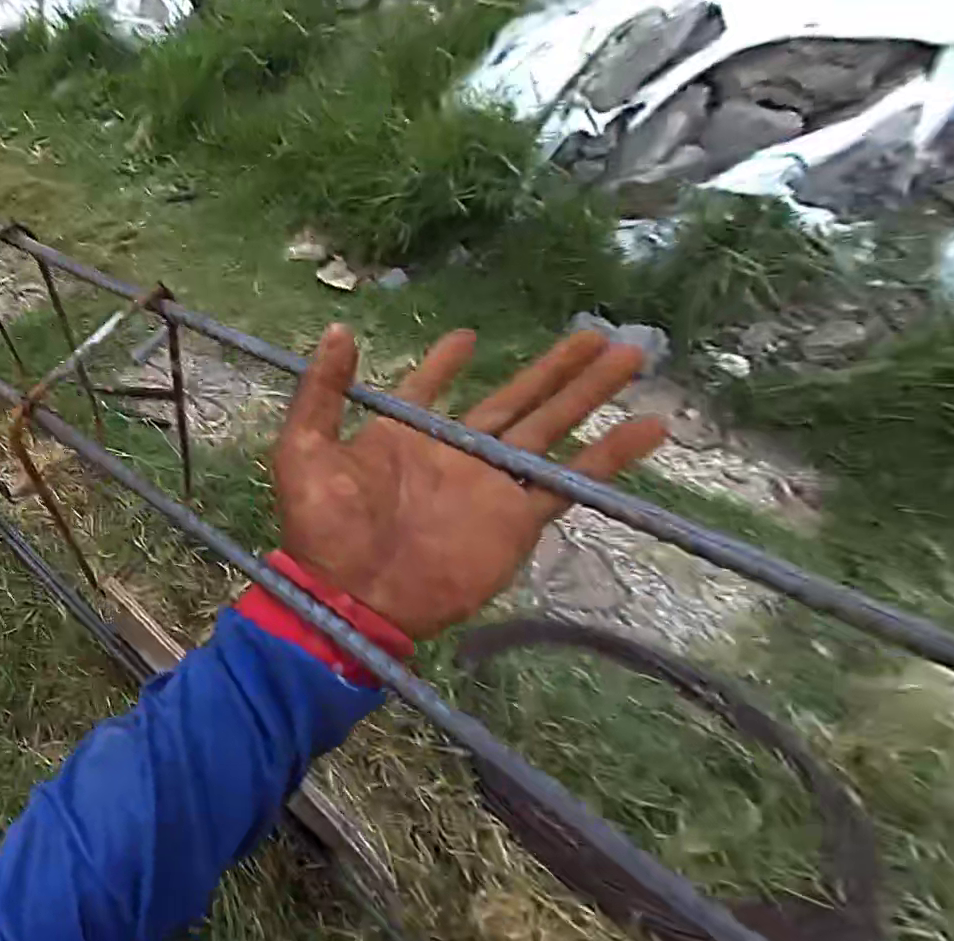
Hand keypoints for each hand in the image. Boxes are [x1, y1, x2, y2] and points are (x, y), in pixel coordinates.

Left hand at [273, 325, 667, 639]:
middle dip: (548, 369)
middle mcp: (448, 456)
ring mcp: (485, 487)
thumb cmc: (321, 524)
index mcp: (398, 437)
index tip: (465, 338)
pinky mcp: (514, 520)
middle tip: (591, 333)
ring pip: (547, 429)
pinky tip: (650, 425)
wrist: (351, 597)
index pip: (426, 391)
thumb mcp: (303, 449)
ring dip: (586, 394)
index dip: (443, 365)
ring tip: (628, 353)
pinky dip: (609, 457)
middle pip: (509, 401)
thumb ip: (321, 392)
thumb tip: (336, 331)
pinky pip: (569, 483)